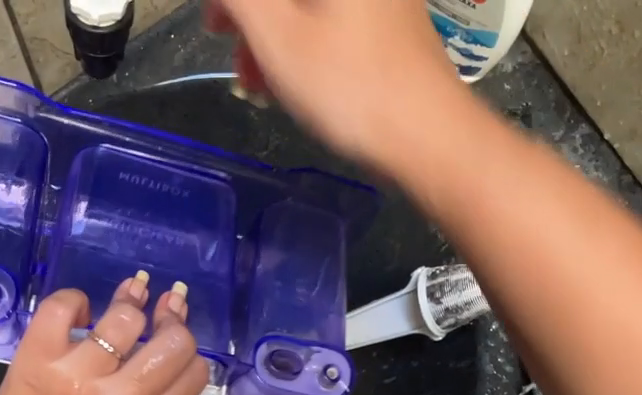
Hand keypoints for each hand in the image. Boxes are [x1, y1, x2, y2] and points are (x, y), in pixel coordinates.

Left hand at [0, 274, 208, 394]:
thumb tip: (174, 345)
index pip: (194, 374)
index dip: (192, 348)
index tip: (178, 334)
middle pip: (173, 342)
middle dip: (171, 320)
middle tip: (161, 311)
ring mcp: (77, 375)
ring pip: (124, 318)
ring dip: (130, 301)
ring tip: (131, 296)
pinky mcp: (40, 356)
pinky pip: (65, 306)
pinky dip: (75, 300)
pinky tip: (81, 310)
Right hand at [207, 0, 464, 171]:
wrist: (426, 133)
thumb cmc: (347, 86)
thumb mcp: (278, 37)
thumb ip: (242, 0)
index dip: (234, 2)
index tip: (216, 26)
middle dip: (255, 18)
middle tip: (237, 59)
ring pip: (310, 9)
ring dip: (275, 36)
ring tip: (261, 83)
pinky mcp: (390, 24)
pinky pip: (334, 23)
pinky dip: (306, 45)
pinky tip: (295, 82)